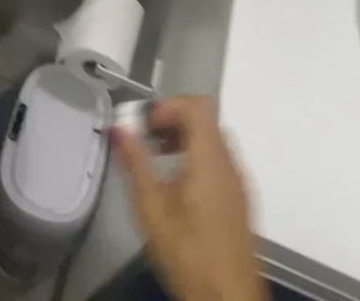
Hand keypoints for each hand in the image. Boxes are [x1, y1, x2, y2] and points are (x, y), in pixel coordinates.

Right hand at [112, 97, 263, 300]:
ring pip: (213, 140)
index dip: (168, 105)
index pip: (198, 105)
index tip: (144, 125)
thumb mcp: (151, 208)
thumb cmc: (188, 253)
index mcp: (210, 159)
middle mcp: (231, 164)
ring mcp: (239, 184)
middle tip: (146, 139)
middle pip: (206, 119)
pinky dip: (196, 158)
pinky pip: (219, 161)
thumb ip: (134, 162)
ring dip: (184, 138)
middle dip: (172, 120)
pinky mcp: (240, 201)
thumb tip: (119, 128)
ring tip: (156, 162)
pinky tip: (177, 187)